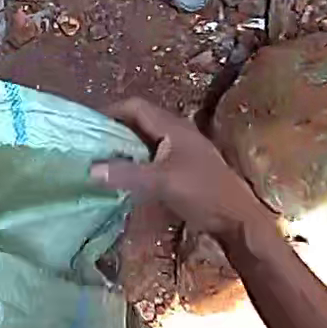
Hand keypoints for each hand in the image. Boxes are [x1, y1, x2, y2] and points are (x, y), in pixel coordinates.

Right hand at [90, 99, 275, 240]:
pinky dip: (134, 157)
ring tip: (101, 156)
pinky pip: (151, 153)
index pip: (135, 106)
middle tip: (90, 140)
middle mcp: (177, 132)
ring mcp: (182, 149)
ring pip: (145, 137)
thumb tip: (90, 169)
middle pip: (139, 120)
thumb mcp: (161, 182)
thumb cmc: (202, 193)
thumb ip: (125, 174)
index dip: (110, 111)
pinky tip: (123, 172)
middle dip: (113, 127)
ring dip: (123, 143)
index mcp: (173, 127)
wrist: (239, 221)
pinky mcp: (183, 166)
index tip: (88, 124)